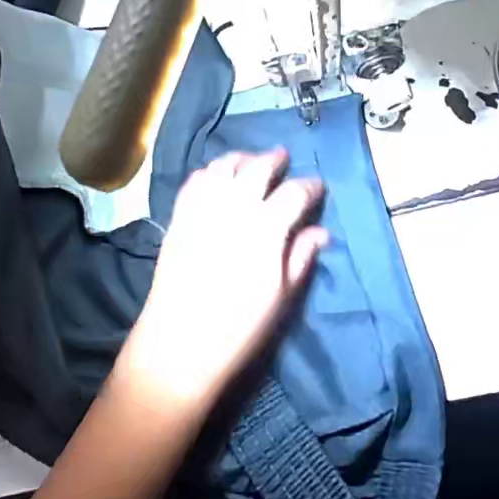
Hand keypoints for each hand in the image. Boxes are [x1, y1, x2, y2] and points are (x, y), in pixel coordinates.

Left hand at [114, 150, 326, 414]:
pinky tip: (215, 176)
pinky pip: (193, 182)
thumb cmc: (239, 327)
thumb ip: (301, 257)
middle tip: (282, 157)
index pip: (294, 194)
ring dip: (240, 159)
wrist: (181, 341)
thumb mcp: (281, 296)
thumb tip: (320, 231)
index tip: (317, 187)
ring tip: (250, 161)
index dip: (310, 187)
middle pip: (257, 169)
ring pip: (222, 168)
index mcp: (266, 229)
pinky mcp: (177, 218)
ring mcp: (201, 210)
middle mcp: (234, 210)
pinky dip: (208, 173)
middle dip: (273, 160)